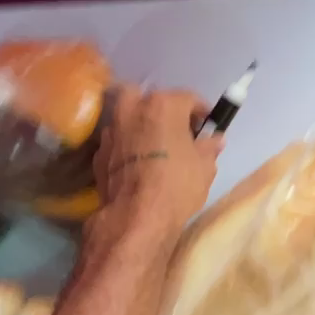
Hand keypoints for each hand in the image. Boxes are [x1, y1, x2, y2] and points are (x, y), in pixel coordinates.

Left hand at [92, 86, 223, 235]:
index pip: (189, 98)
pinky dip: (129, 145)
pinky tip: (139, 163)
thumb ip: (209, 147)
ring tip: (156, 146)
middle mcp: (133, 108)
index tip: (208, 126)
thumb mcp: (205, 166)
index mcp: (164, 105)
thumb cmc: (178, 184)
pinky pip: (119, 139)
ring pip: (129, 116)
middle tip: (177, 130)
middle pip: (151, 99)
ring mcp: (112, 129)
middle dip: (165, 110)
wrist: (136, 216)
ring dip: (143, 125)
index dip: (202, 112)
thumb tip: (214, 140)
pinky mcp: (99, 151)